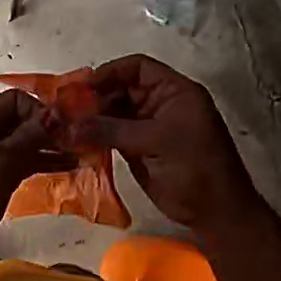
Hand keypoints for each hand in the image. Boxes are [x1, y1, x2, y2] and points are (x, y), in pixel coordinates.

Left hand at [0, 90, 75, 253]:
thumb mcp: (1, 159)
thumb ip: (30, 135)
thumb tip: (58, 114)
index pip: (16, 100)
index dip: (39, 110)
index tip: (60, 128)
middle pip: (24, 119)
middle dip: (50, 127)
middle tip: (77, 139)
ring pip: (28, 140)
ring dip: (52, 144)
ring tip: (79, 151)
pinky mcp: (1, 174)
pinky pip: (27, 160)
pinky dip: (46, 161)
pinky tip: (70, 165)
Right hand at [72, 55, 270, 236]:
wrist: (215, 212)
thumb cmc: (194, 168)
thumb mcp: (154, 142)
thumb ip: (111, 130)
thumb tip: (68, 125)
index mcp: (174, 91)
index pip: (138, 67)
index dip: (110, 72)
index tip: (82, 87)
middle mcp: (160, 104)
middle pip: (121, 89)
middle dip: (95, 98)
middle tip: (65, 110)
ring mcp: (150, 127)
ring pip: (115, 113)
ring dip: (92, 119)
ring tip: (65, 126)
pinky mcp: (140, 149)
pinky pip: (114, 135)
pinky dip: (97, 137)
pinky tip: (77, 141)